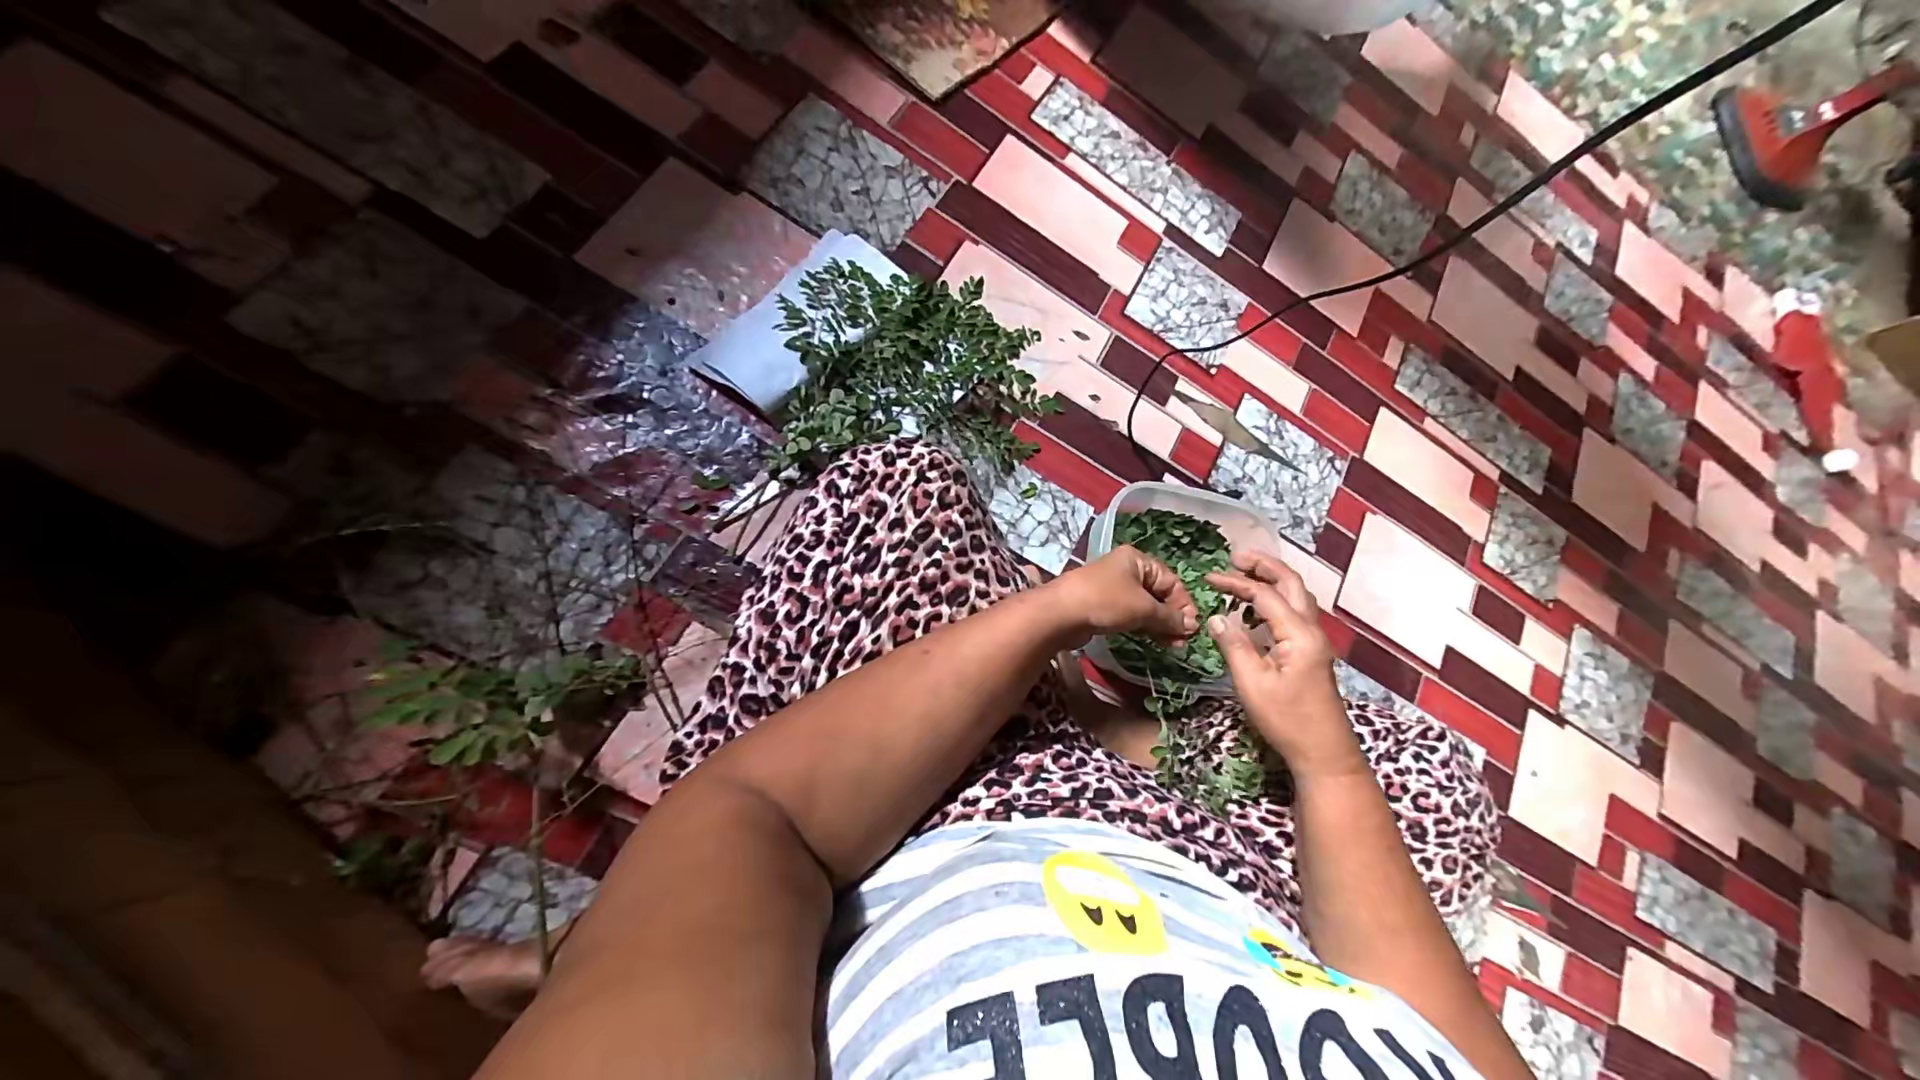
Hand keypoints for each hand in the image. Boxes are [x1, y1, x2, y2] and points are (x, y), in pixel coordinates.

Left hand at [1046, 545, 1198, 645]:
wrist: (1059, 614)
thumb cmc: (1104, 602)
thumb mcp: (1142, 608)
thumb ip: (1169, 617)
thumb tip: (1191, 625)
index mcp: (1137, 560)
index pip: (1172, 580)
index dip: (1184, 604)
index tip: (1192, 628)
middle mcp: (1126, 570)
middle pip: (1159, 593)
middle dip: (1172, 617)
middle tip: (1182, 641)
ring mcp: (1113, 588)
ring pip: (1145, 606)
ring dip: (1159, 624)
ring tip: (1171, 645)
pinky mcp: (1103, 606)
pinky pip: (1130, 614)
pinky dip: (1143, 626)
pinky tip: (1153, 641)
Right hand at [1204, 551, 1363, 779]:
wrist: (1324, 753)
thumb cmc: (1286, 720)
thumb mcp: (1251, 683)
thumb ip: (1233, 645)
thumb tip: (1216, 616)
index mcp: (1298, 634)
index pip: (1264, 595)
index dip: (1236, 582)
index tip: (1208, 578)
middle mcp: (1312, 631)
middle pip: (1291, 584)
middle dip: (1264, 566)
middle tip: (1236, 557)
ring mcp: (1315, 642)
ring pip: (1297, 597)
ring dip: (1272, 581)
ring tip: (1244, 575)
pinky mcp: (1312, 653)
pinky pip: (1295, 614)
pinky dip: (1275, 601)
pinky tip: (1255, 612)